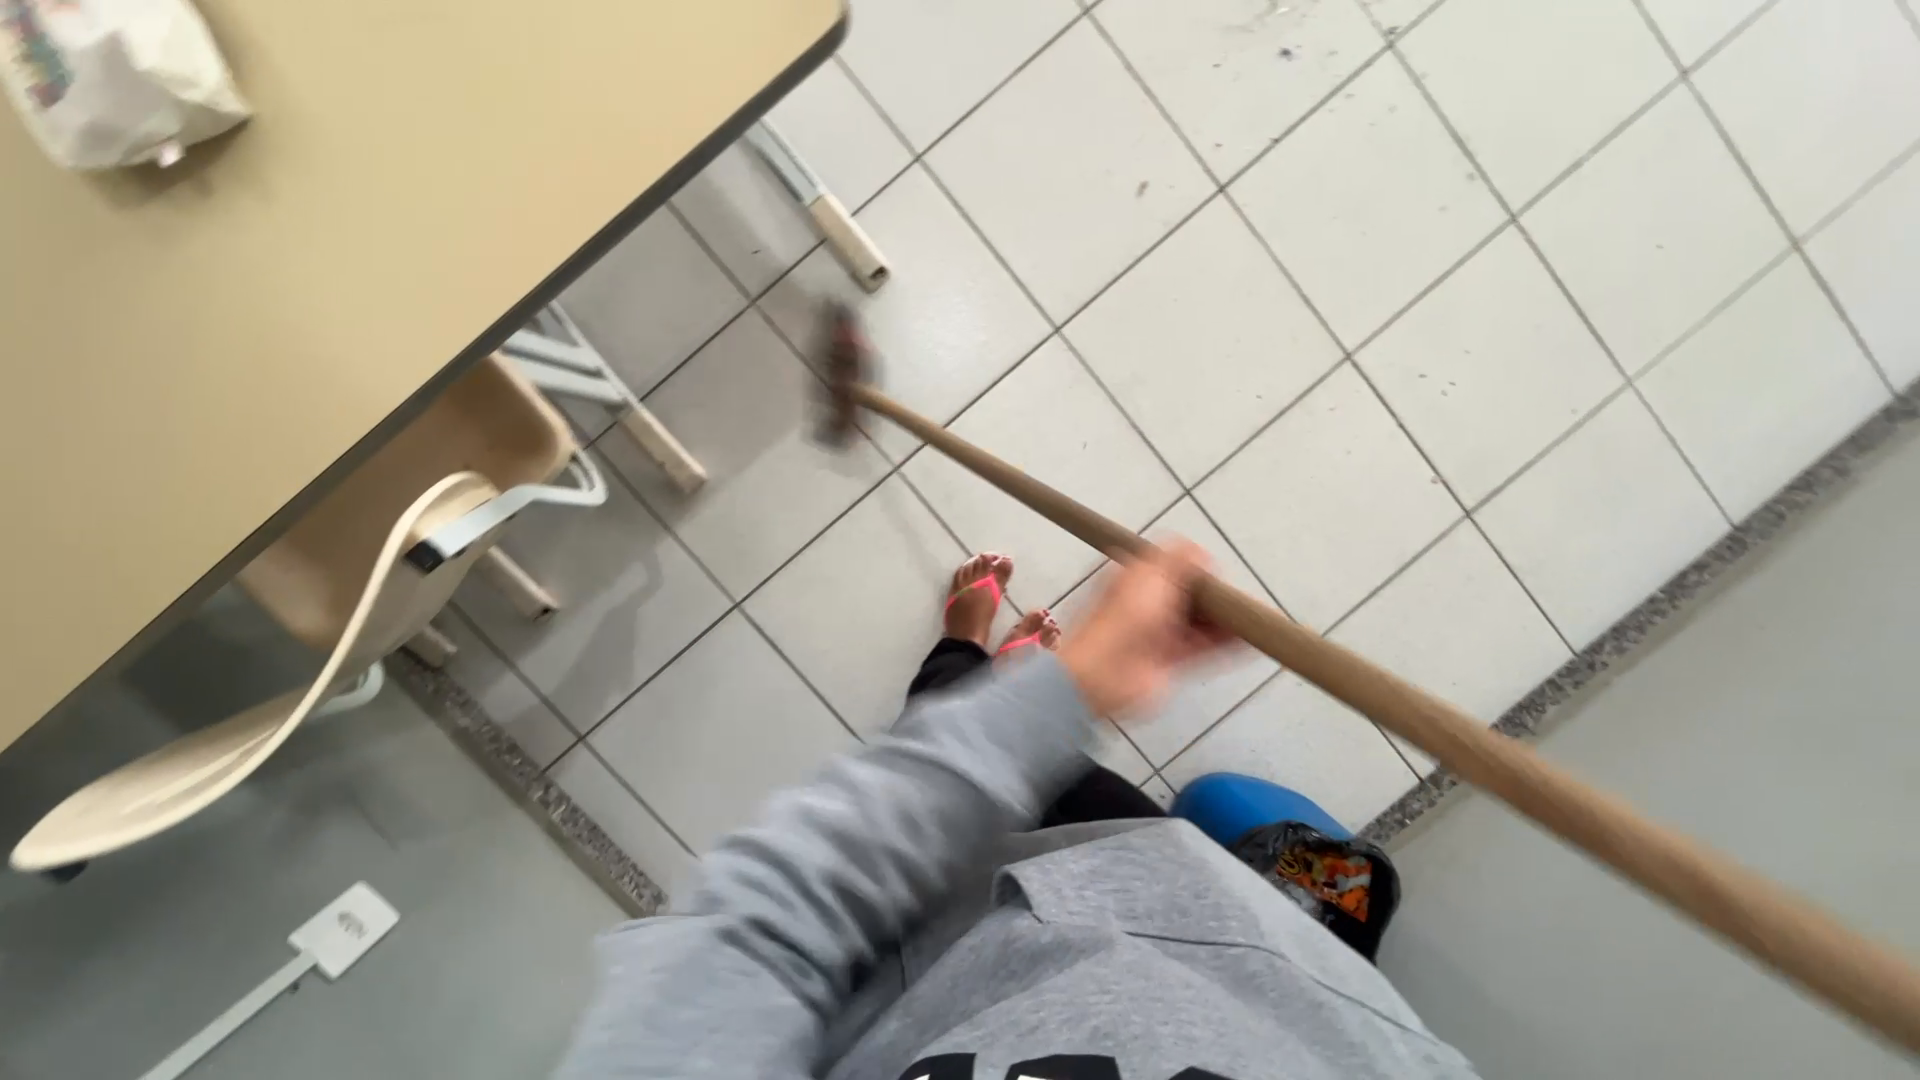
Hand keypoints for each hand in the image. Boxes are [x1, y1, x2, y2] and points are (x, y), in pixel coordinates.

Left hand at [1056, 539, 1235, 717]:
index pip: (1170, 564)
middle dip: (1214, 594)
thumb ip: (1179, 560)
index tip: (1215, 571)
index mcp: (1134, 578)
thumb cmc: (1124, 619)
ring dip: (1225, 619)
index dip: (1194, 566)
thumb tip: (1203, 553)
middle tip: (1239, 598)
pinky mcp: (1170, 660)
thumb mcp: (1150, 576)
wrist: (1103, 673)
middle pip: (1188, 594)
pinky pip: (1204, 647)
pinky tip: (1249, 639)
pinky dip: (1226, 643)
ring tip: (1254, 618)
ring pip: (1199, 621)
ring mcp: (1158, 633)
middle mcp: (1146, 603)